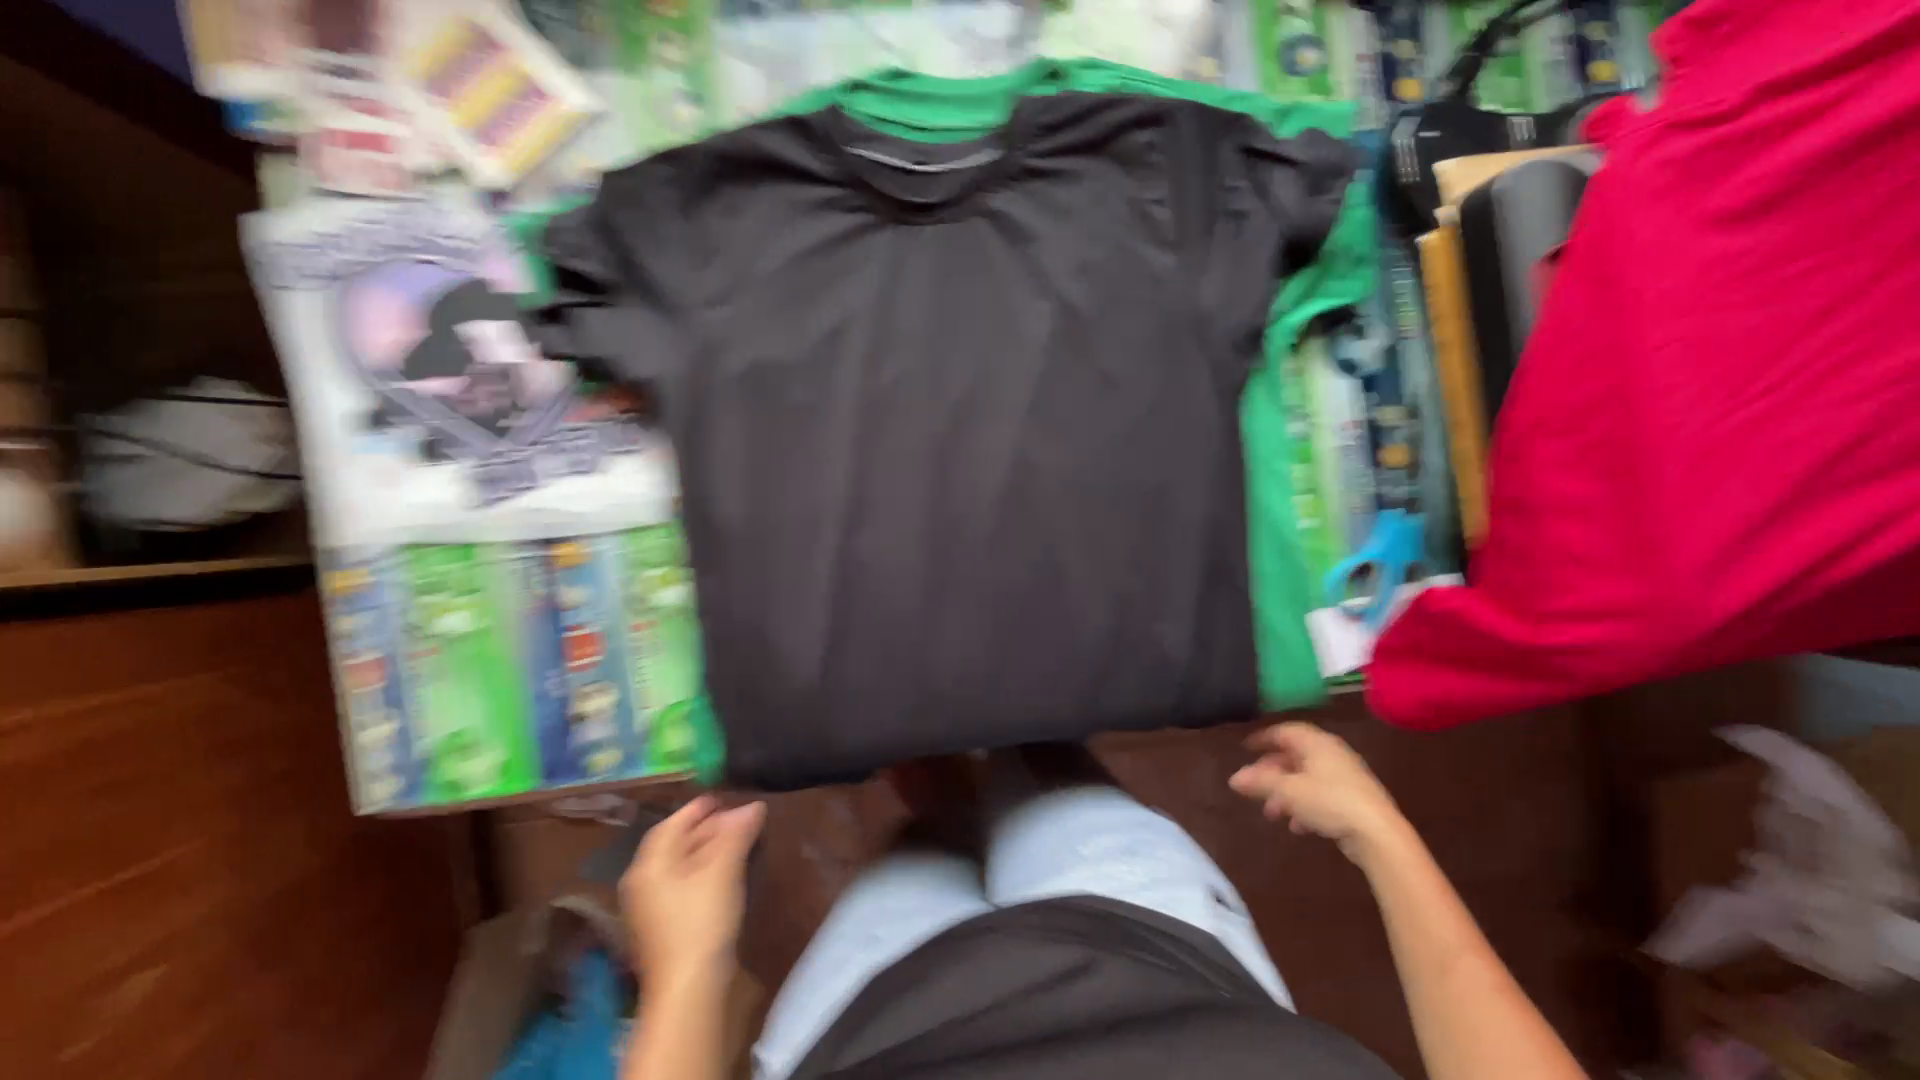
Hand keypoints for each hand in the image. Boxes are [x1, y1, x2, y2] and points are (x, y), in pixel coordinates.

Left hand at [620, 795, 765, 982]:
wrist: (688, 989)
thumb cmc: (700, 920)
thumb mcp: (722, 870)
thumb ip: (736, 834)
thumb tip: (753, 805)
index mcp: (648, 865)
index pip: (670, 825)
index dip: (696, 810)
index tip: (722, 798)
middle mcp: (642, 883)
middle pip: (674, 846)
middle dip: (706, 829)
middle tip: (737, 819)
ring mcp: (651, 909)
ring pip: (680, 868)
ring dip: (707, 851)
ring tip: (737, 842)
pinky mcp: (664, 929)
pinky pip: (683, 887)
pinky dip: (704, 872)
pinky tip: (726, 874)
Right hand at [1229, 723, 1407, 863]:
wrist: (1378, 833)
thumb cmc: (1330, 802)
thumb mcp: (1288, 791)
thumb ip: (1260, 783)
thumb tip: (1234, 778)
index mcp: (1317, 744)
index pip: (1285, 731)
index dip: (1264, 738)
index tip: (1246, 748)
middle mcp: (1332, 754)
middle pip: (1295, 757)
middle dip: (1272, 773)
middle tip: (1255, 788)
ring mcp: (1345, 777)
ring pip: (1306, 778)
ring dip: (1286, 793)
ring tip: (1273, 813)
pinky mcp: (1354, 799)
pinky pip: (1321, 795)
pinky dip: (1305, 806)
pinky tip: (1299, 826)